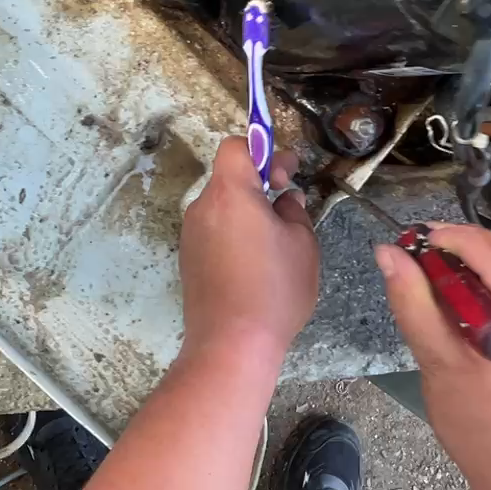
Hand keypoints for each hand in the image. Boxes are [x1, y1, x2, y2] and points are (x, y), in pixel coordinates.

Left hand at [178, 136, 319, 364]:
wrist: (230, 343)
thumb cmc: (273, 289)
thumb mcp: (302, 244)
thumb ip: (294, 211)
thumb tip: (286, 198)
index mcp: (229, 193)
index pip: (235, 146)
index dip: (261, 150)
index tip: (284, 174)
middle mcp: (203, 206)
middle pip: (228, 176)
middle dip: (259, 183)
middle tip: (287, 204)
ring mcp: (191, 232)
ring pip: (222, 205)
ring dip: (247, 210)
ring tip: (275, 241)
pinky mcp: (188, 256)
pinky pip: (214, 229)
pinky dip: (234, 232)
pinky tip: (255, 262)